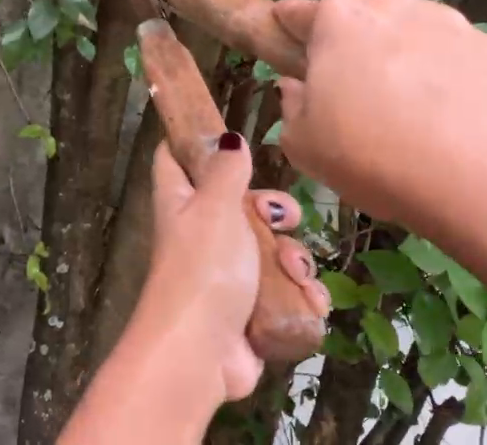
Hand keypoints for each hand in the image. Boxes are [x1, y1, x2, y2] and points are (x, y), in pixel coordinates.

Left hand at [120, 139, 309, 408]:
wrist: (202, 350)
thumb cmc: (202, 267)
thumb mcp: (215, 207)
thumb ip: (226, 171)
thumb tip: (228, 137)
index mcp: (180, 199)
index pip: (177, 157)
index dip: (198, 143)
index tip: (229, 136)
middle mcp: (201, 231)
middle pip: (243, 203)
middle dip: (274, 210)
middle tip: (284, 218)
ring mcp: (227, 272)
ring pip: (272, 247)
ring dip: (294, 258)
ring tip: (293, 271)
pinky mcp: (252, 307)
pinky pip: (286, 290)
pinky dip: (302, 294)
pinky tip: (309, 301)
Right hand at [271, 0, 486, 226]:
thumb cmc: (376, 158)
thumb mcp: (304, 146)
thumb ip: (290, 106)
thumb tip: (297, 87)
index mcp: (337, 19)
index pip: (295, 14)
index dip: (290, 37)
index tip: (294, 64)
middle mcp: (393, 8)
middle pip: (361, 23)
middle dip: (355, 52)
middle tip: (358, 105)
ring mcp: (453, 26)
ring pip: (415, 39)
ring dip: (407, 64)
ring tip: (416, 121)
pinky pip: (463, 64)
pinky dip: (456, 86)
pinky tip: (460, 129)